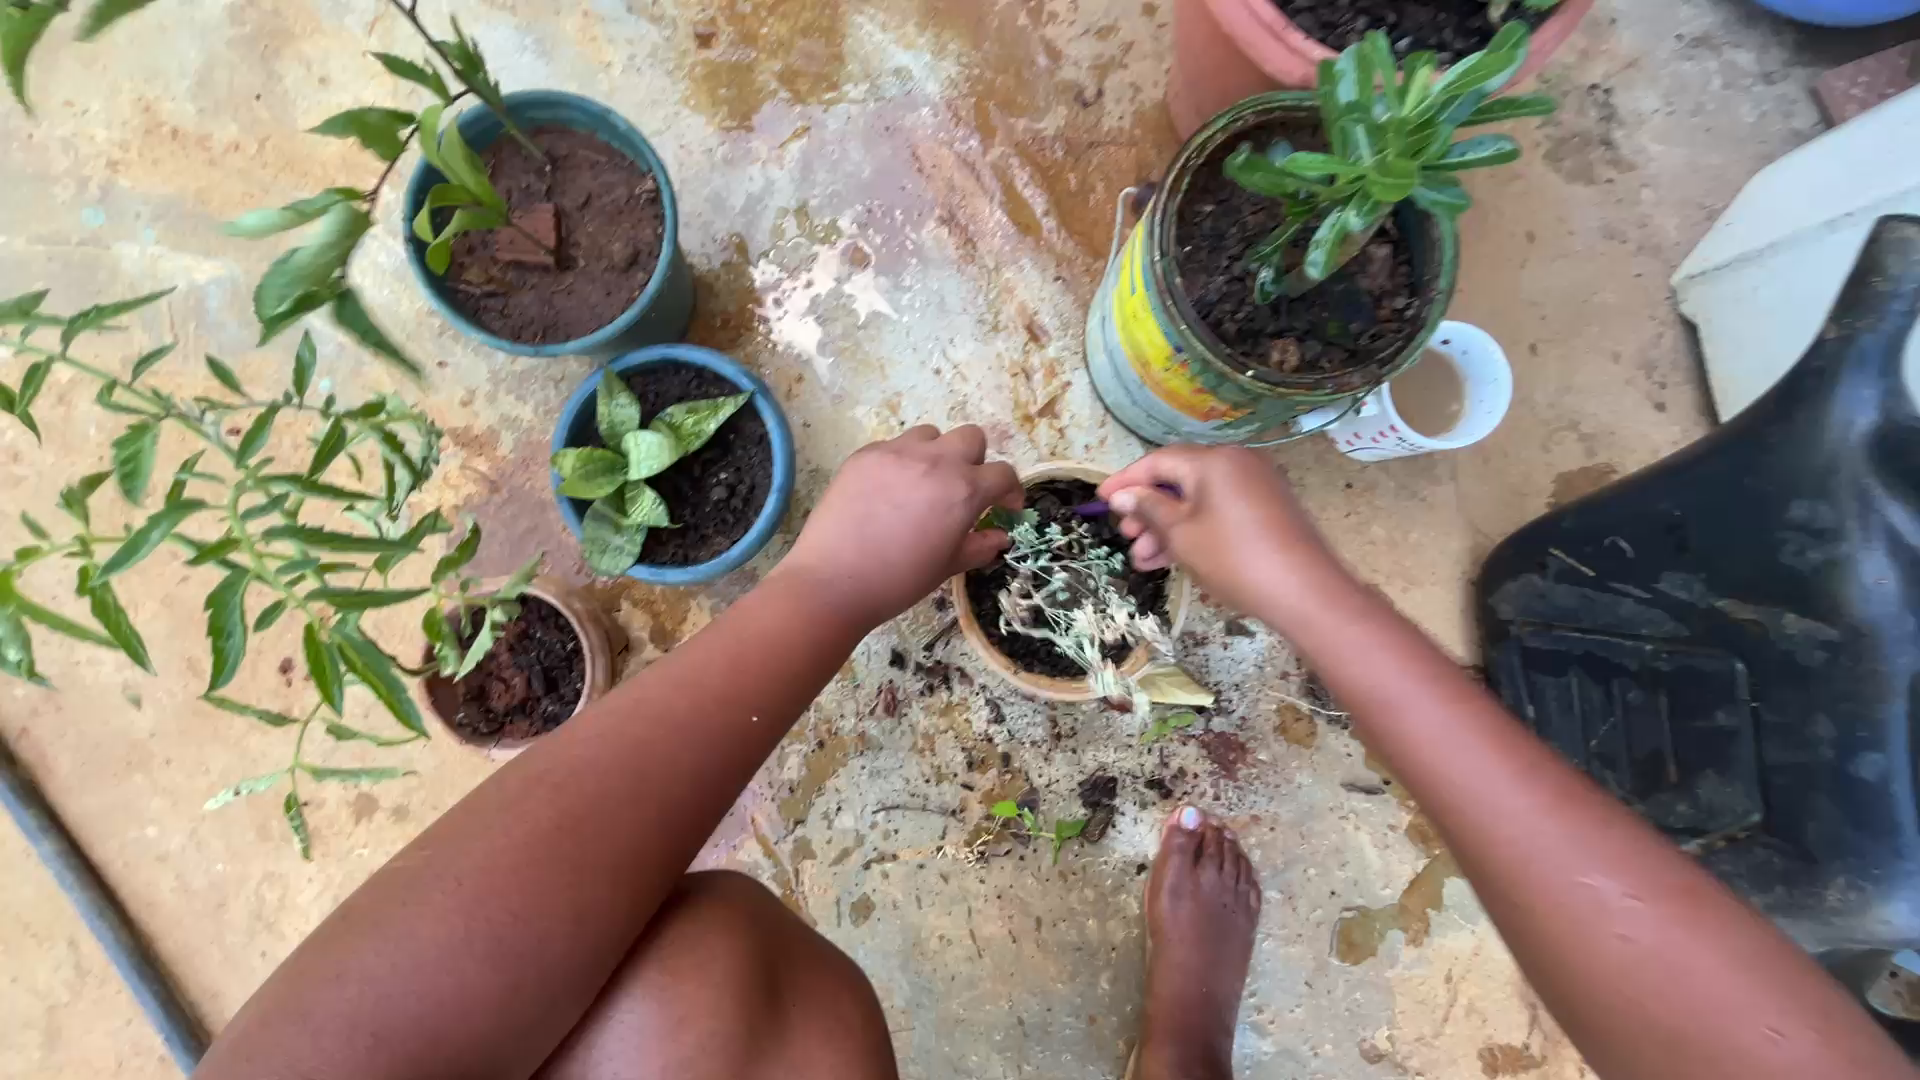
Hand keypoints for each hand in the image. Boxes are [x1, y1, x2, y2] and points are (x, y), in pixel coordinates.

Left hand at [773, 425, 1022, 632]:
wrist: (834, 581)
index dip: (1011, 490)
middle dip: (976, 461)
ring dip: (937, 453)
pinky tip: (888, 492)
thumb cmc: (899, 581)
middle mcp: (935, 461)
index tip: (1006, 507)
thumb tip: (999, 536)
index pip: (1003, 474)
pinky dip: (902, 462)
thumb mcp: (948, 566)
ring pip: (931, 434)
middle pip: (971, 438)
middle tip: (963, 490)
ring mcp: (897, 453)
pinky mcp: (865, 455)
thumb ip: (979, 546)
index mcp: (963, 490)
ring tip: (924, 484)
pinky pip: (894, 445)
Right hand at [1097, 445, 1354, 621]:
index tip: (1100, 499)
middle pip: (1177, 481)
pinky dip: (1192, 530)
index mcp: (1214, 461)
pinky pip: (1216, 512)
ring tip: (1143, 560)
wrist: (1304, 592)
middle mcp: (1236, 464)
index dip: (1126, 480)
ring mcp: (1253, 487)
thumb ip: (1148, 508)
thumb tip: (1123, 495)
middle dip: (1146, 511)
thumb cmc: (1234, 559)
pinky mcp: (1263, 510)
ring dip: (1166, 528)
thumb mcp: (1181, 535)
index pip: (1158, 461)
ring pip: (1196, 501)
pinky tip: (1170, 559)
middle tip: (1126, 537)